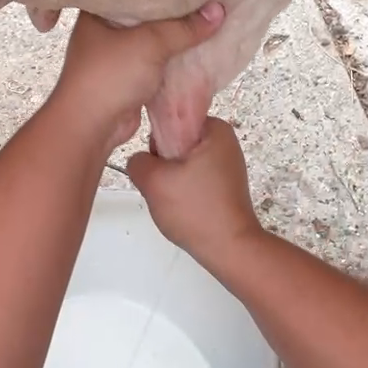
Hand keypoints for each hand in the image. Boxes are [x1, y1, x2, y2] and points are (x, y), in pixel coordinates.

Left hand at [48, 3, 224, 152]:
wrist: (91, 127)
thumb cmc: (110, 75)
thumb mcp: (149, 43)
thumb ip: (184, 27)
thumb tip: (218, 10)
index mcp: (98, 13)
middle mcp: (104, 31)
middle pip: (145, 14)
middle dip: (173, 10)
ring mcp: (116, 56)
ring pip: (151, 40)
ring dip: (174, 36)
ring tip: (207, 14)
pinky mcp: (128, 78)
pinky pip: (156, 62)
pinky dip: (172, 58)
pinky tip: (197, 46)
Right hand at [126, 118, 265, 263]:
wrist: (230, 248)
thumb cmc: (195, 209)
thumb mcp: (153, 181)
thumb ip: (137, 161)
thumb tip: (141, 162)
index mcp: (215, 128)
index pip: (172, 119)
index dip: (156, 140)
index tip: (156, 164)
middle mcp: (225, 141)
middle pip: (176, 141)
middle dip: (163, 162)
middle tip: (163, 185)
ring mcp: (227, 164)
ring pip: (183, 161)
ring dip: (171, 178)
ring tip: (173, 198)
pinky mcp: (226, 184)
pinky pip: (194, 176)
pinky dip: (184, 189)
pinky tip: (182, 206)